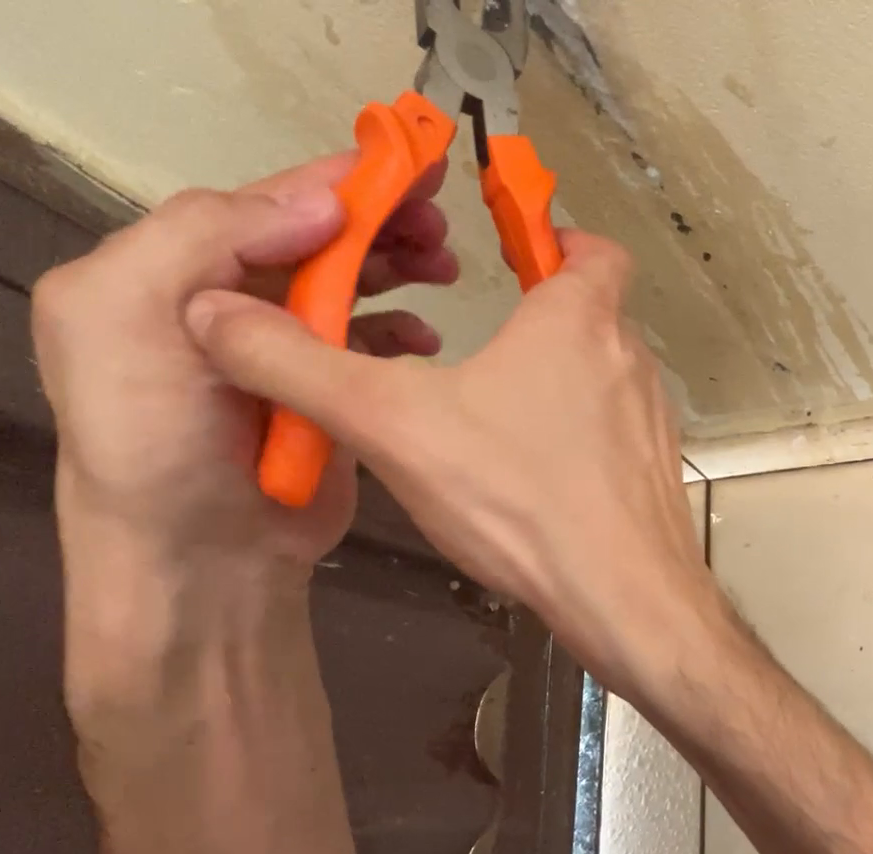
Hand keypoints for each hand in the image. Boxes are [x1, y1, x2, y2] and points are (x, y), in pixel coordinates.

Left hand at [32, 155, 456, 583]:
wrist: (203, 554)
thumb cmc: (155, 439)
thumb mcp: (128, 316)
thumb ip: (204, 238)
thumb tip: (319, 206)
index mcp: (171, 271)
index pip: (264, 205)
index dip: (338, 181)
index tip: (412, 164)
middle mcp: (229, 302)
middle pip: (318, 240)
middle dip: (381, 222)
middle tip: (443, 223)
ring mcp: (285, 352)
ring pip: (353, 285)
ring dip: (401, 268)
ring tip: (448, 271)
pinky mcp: (330, 395)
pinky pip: (373, 344)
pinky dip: (404, 332)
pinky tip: (426, 341)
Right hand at [182, 232, 723, 704]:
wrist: (626, 596)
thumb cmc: (520, 497)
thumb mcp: (392, 425)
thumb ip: (300, 366)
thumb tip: (215, 313)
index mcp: (581, 321)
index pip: (595, 250)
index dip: (556, 239)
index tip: (513, 248)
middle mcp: (632, 360)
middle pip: (594, 312)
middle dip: (540, 316)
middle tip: (484, 339)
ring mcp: (655, 420)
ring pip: (604, 375)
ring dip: (558, 378)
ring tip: (497, 410)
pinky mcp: (657, 470)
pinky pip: (616, 430)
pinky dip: (580, 432)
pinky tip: (536, 472)